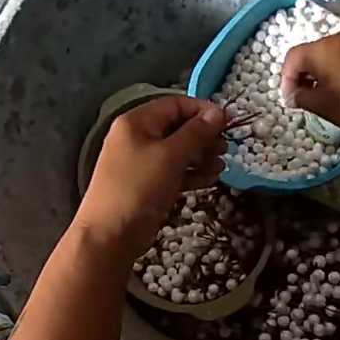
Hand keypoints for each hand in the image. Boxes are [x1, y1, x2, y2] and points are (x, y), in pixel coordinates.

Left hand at [77, 95, 227, 258]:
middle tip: (224, 149)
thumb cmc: (138, 188)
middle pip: (178, 128)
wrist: (110, 235)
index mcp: (137, 122)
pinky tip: (209, 179)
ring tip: (219, 167)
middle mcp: (138, 138)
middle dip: (204, 136)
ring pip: (178, 152)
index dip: (203, 111)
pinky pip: (174, 172)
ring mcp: (142, 163)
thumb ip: (196, 133)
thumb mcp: (170, 156)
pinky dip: (192, 173)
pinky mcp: (148, 185)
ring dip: (201, 157)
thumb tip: (218, 112)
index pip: (175, 104)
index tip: (228, 122)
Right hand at [279, 28, 339, 130]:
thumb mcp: (319, 104)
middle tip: (304, 96)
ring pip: (329, 54)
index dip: (286, 79)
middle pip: (311, 53)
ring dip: (321, 72)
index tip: (290, 99)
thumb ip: (300, 97)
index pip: (292, 58)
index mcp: (319, 49)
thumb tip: (294, 95)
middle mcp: (337, 38)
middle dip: (304, 74)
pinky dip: (338, 70)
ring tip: (324, 94)